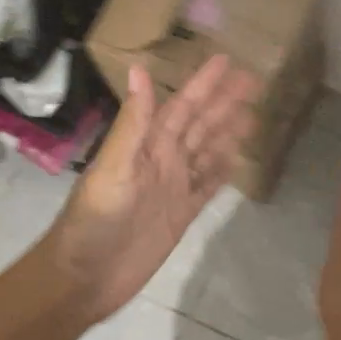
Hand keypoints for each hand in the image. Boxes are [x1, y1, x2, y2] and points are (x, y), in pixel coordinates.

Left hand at [48, 55, 256, 319]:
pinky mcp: (180, 215)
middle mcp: (162, 161)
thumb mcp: (113, 168)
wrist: (85, 278)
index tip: (226, 61)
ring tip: (254, 113)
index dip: (203, 85)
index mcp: (146, 146)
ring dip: (228, 131)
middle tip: (255, 80)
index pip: (180, 107)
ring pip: (207, 152)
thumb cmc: (93, 222)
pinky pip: (207, 186)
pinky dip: (222, 170)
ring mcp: (172, 188)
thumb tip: (139, 69)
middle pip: (199, 125)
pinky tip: (238, 158)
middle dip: (224, 102)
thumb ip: (132, 123)